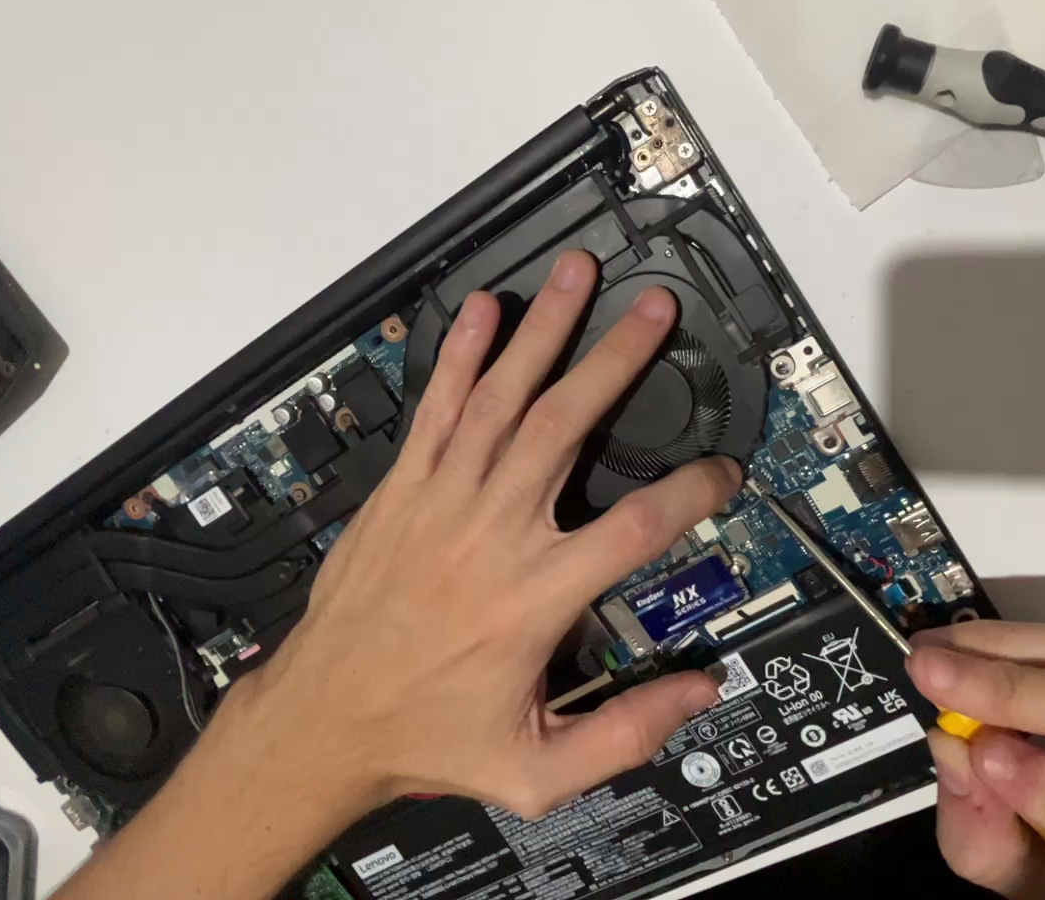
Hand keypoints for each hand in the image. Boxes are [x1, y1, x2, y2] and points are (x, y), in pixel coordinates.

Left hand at [221, 249, 737, 819]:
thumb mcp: (536, 769)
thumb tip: (699, 689)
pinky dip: (462, 354)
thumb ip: (625, 732)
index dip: (690, 492)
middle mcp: (492, 534)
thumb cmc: (429, 736)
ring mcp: (443, 500)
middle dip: (616, 359)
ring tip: (576, 274)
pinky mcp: (404, 487)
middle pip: (566, 426)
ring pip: (503, 398)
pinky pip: (438, 408)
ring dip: (544, 331)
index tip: (722, 471)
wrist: (323, 718)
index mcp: (534, 598)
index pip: (634, 529)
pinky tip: (483, 308)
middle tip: (653, 311)